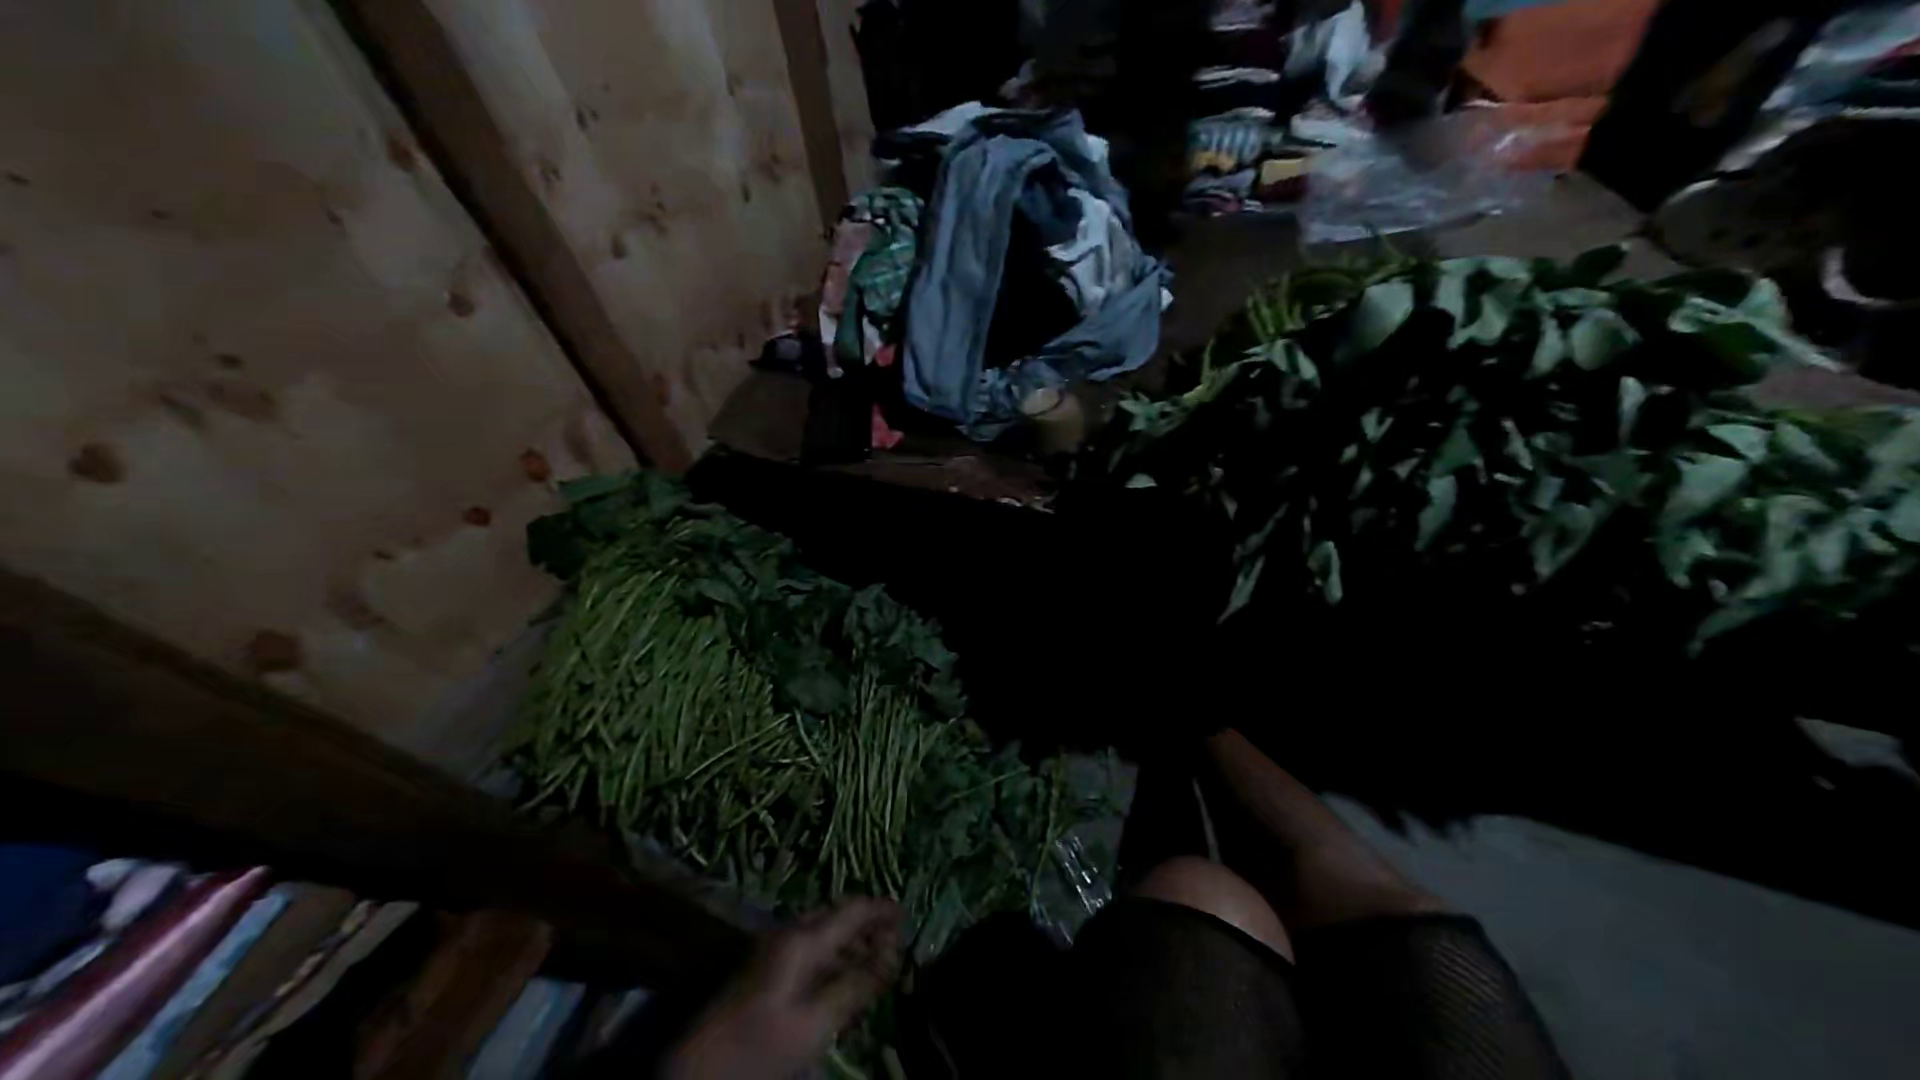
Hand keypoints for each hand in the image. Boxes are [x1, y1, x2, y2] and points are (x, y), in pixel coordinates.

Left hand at [667, 898, 903, 1079]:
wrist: (695, 1075)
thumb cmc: (759, 1048)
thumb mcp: (816, 1023)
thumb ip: (857, 985)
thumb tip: (895, 955)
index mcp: (801, 939)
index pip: (852, 909)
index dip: (882, 910)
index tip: (908, 916)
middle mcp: (788, 934)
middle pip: (836, 916)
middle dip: (868, 924)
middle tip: (896, 940)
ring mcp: (774, 952)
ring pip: (823, 934)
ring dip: (852, 942)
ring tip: (878, 962)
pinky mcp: (765, 973)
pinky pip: (810, 952)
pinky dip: (834, 958)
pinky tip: (845, 981)